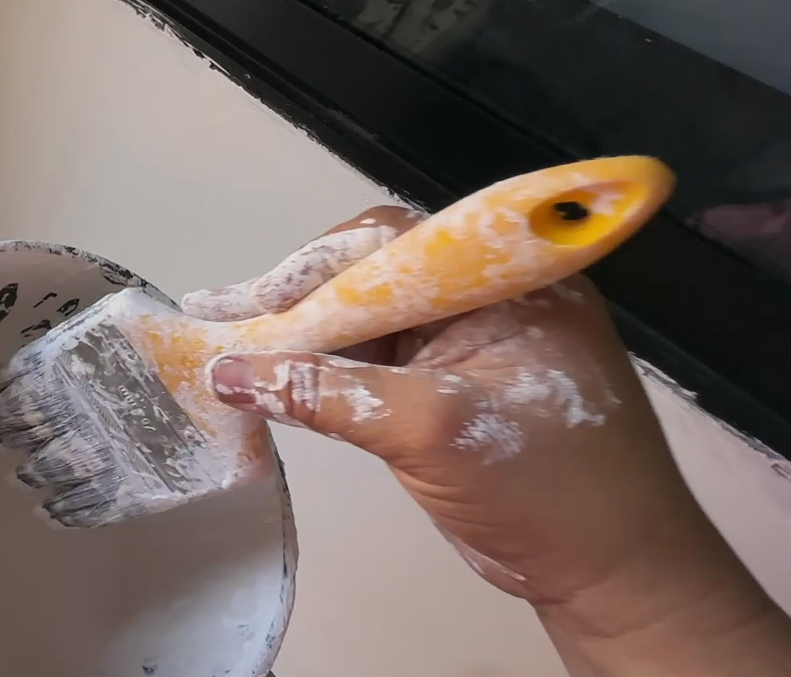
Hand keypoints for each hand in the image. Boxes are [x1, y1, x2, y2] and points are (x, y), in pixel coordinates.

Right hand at [191, 207, 790, 675]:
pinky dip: (309, 360)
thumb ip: (324, 394)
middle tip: (218, 310)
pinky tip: (262, 365)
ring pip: (351, 313)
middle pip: (360, 275)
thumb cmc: (547, 495)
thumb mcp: (430, 431)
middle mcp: (476, 299)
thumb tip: (223, 373)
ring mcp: (453, 337)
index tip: (262, 302)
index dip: (318, 266)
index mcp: (504, 287)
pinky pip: (357, 351)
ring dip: (289, 327)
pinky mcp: (432, 375)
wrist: (613, 586)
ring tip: (221, 330)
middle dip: (289, 297)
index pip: (390, 245)